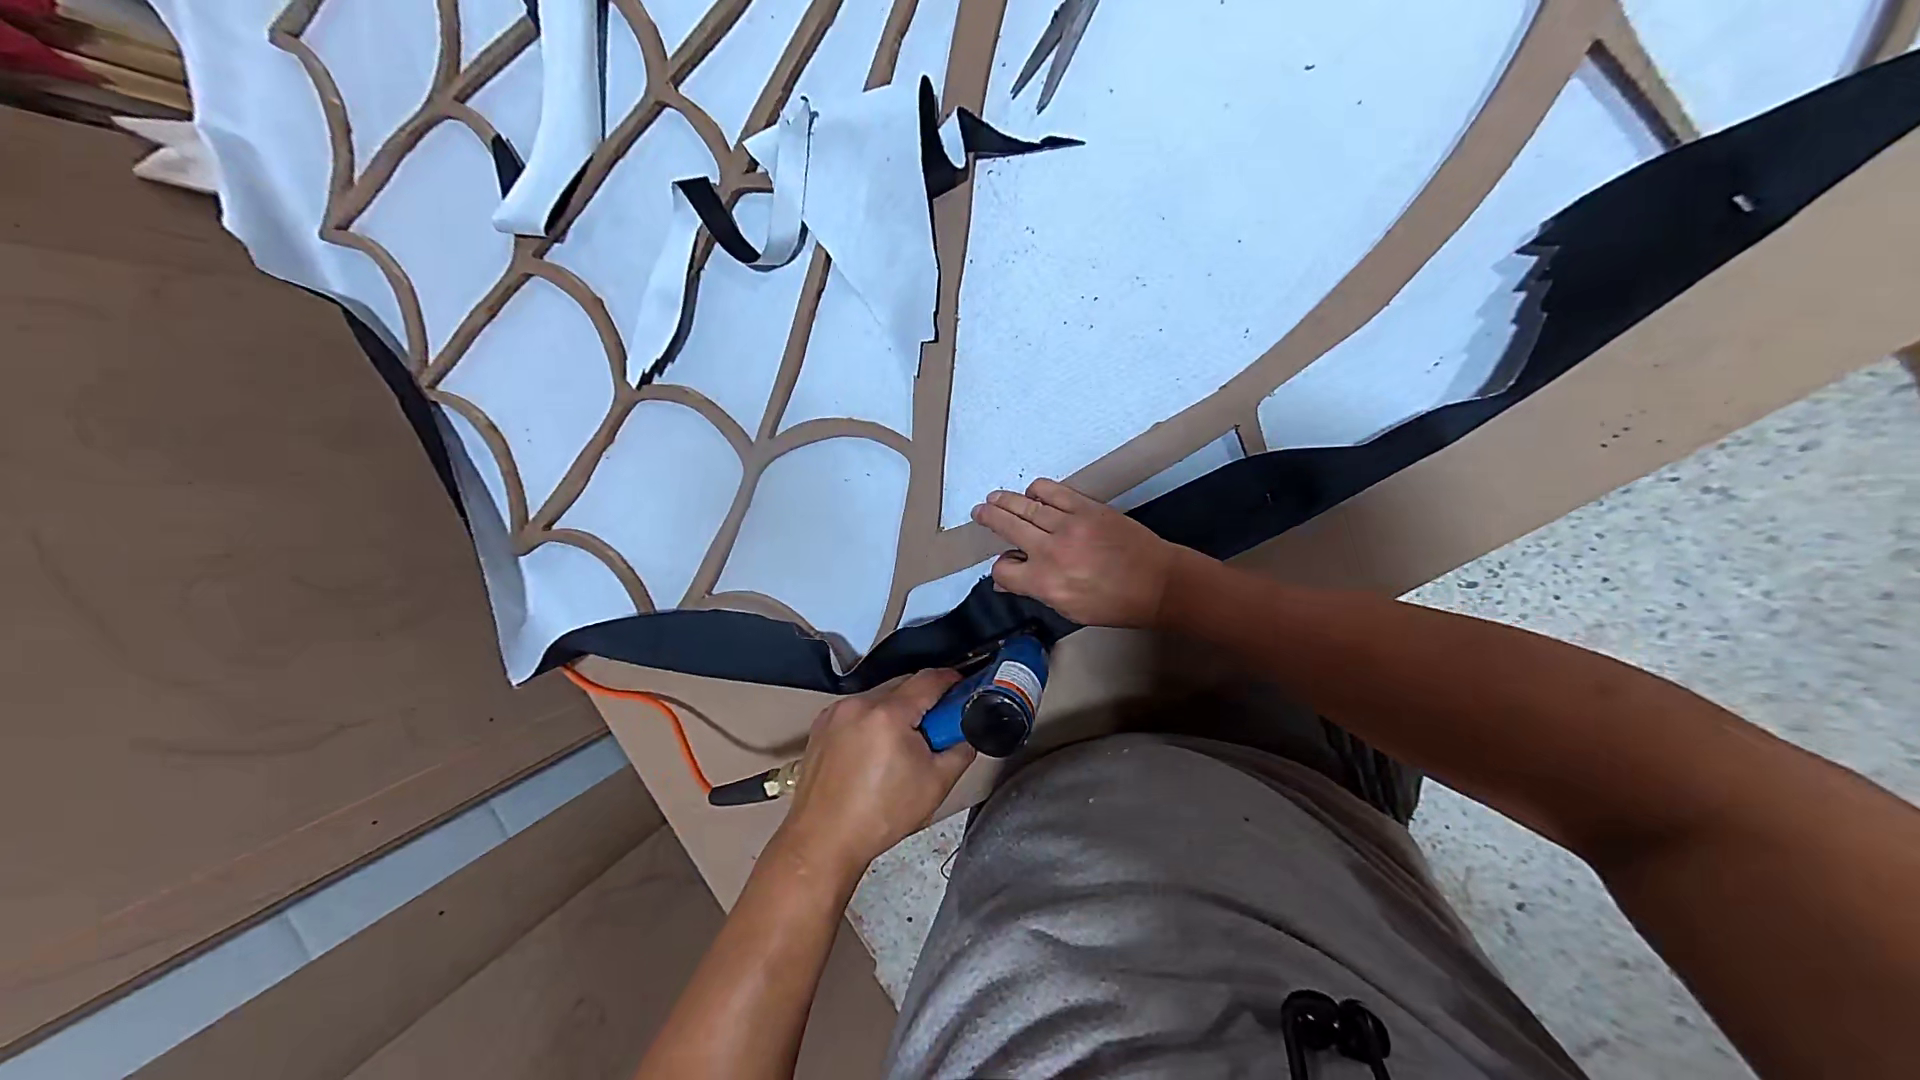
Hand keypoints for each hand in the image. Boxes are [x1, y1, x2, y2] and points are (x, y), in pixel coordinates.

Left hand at [779, 670, 974, 871]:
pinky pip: (858, 711)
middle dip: (925, 702)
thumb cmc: (875, 817)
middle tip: (937, 730)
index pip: (930, 679)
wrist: (824, 841)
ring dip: (897, 713)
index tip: (963, 689)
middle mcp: (858, 706)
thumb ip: (961, 749)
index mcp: (888, 715)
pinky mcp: (822, 726)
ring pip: (880, 698)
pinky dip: (873, 722)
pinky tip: (877, 754)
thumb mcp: (936, 784)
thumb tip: (967, 734)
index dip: (953, 681)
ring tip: (903, 750)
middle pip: (904, 686)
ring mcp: (836, 714)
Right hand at [970, 478, 1191, 627]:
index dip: (1001, 569)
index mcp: (1045, 582)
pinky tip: (1032, 493)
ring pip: (1024, 505)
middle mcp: (1051, 551)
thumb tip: (1007, 581)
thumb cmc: (1117, 603)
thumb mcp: (1069, 608)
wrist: (1157, 582)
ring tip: (994, 498)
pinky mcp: (1086, 508)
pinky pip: (1051, 491)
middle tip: (979, 511)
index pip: (1003, 569)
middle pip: (1006, 526)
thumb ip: (1034, 592)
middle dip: (989, 518)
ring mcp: (1069, 525)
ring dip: (1004, 500)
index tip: (1007, 565)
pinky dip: (1037, 490)